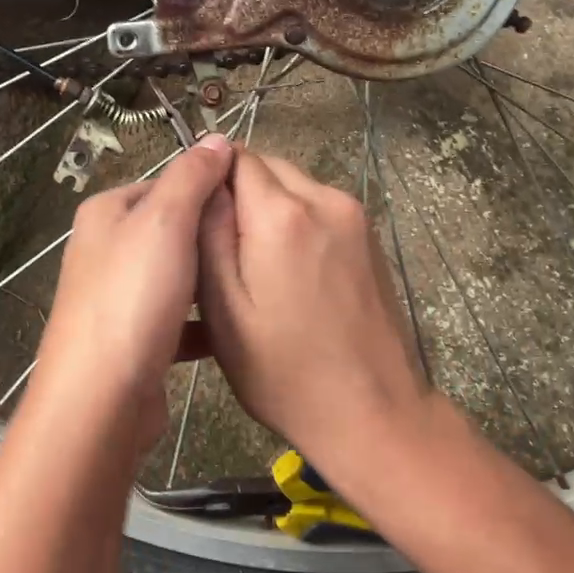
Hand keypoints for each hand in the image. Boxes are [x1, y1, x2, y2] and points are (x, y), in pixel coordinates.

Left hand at [32, 134, 234, 448]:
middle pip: (170, 231)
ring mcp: (113, 297)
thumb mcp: (167, 221)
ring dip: (206, 282)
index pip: (166, 184)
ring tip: (249, 287)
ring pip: (173, 277)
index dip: (208, 190)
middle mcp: (103, 249)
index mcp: (106, 212)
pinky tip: (229, 333)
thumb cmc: (133, 296)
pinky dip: (198, 324)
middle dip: (210, 239)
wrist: (100, 398)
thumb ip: (192, 177)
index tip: (251, 206)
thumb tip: (216, 139)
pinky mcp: (128, 341)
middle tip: (256, 249)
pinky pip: (172, 320)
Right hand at [197, 149, 428, 459]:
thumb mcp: (224, 309)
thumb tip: (205, 181)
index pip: (234, 156)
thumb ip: (209, 234)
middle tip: (223, 246)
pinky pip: (318, 207)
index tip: (198, 218)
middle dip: (238, 193)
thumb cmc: (283, 371)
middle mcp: (323, 199)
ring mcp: (354, 217)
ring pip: (293, 184)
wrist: (375, 417)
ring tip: (256, 264)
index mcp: (281, 215)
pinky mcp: (370, 237)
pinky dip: (297, 222)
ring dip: (268, 207)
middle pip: (266, 165)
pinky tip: (292, 272)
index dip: (209, 179)